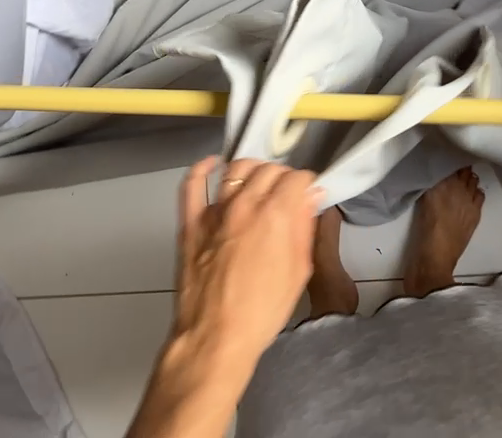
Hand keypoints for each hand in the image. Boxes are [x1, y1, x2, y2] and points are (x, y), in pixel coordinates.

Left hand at [170, 156, 321, 373]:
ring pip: (236, 169)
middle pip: (268, 169)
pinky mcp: (191, 221)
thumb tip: (311, 197)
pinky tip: (213, 164)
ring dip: (252, 169)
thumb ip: (304, 228)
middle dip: (283, 176)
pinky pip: (193, 183)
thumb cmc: (262, 311)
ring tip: (259, 181)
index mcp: (275, 215)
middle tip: (286, 192)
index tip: (307, 193)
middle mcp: (245, 204)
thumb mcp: (298, 272)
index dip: (306, 183)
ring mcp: (215, 211)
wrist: (215, 337)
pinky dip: (203, 168)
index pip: (296, 178)